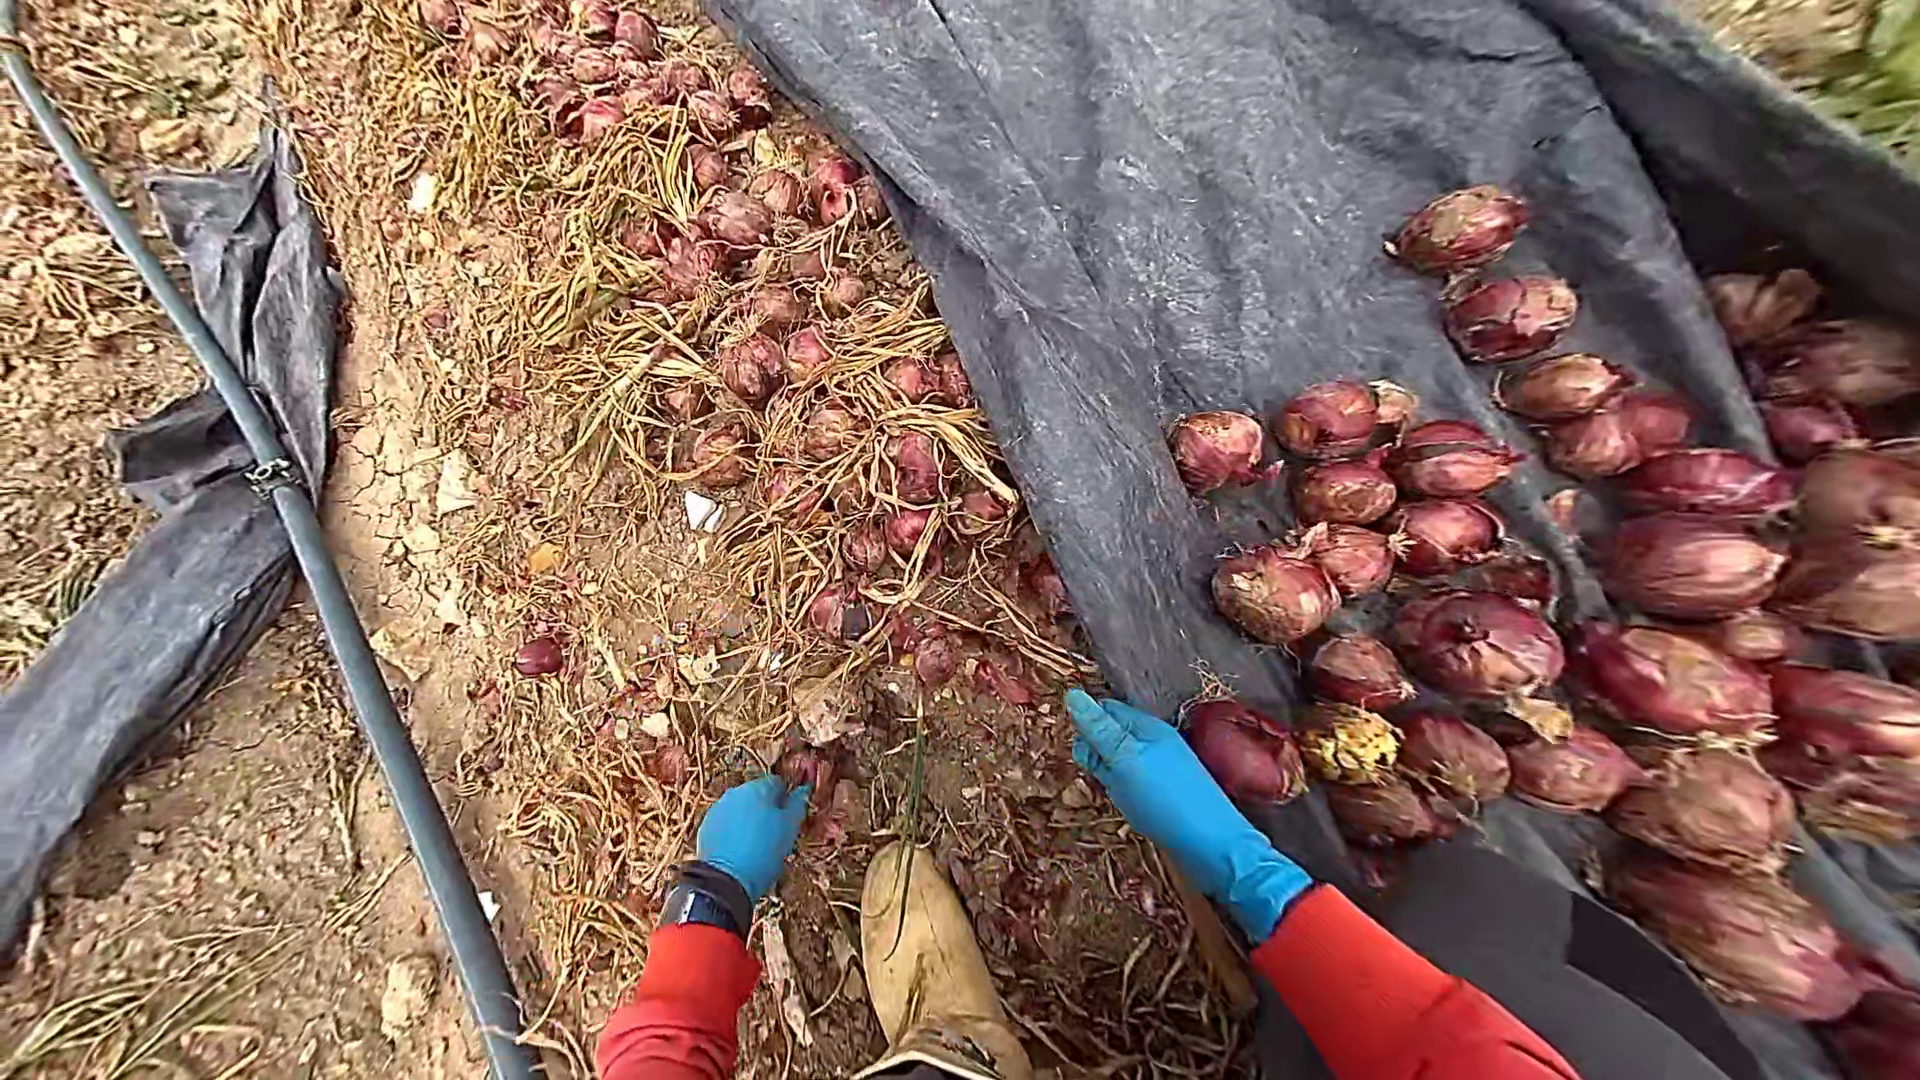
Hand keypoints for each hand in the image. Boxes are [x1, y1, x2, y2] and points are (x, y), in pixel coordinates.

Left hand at [696, 775, 810, 902]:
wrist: (725, 882)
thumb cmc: (763, 852)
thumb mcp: (790, 828)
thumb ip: (798, 804)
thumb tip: (802, 791)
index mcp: (758, 788)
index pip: (778, 783)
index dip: (785, 800)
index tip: (788, 817)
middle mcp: (736, 793)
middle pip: (757, 794)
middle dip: (766, 809)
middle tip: (774, 832)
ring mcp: (718, 809)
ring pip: (740, 809)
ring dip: (748, 820)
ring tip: (756, 844)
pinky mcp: (706, 827)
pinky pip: (725, 823)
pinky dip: (733, 831)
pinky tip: (739, 849)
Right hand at [1066, 688, 1311, 939]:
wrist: (1216, 849)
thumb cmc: (1165, 800)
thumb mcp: (1124, 761)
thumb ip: (1098, 729)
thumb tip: (1072, 694)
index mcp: (1145, 726)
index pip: (1104, 709)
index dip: (1087, 726)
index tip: (1084, 753)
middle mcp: (1154, 741)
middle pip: (1109, 734)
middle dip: (1096, 753)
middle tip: (1105, 778)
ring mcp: (1161, 766)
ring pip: (1118, 761)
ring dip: (1109, 776)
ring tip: (1119, 795)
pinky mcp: (1165, 791)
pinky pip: (1132, 781)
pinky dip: (1123, 791)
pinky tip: (1130, 807)